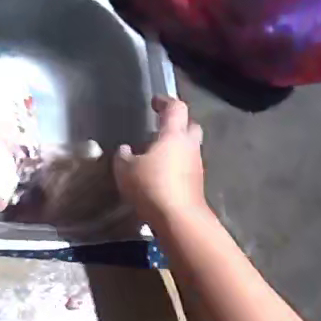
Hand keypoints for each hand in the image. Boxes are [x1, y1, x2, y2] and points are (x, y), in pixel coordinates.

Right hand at [115, 95, 207, 225]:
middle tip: (160, 128)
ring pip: (189, 148)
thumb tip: (125, 150)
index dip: (165, 102)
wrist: (179, 218)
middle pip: (190, 125)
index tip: (155, 102)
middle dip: (177, 124)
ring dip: (175, 148)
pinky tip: (160, 175)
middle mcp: (190, 146)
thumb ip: (123, 156)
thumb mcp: (125, 169)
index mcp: (174, 134)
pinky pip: (186, 167)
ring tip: (155, 155)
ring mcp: (196, 166)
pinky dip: (176, 166)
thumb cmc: (152, 186)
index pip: (176, 108)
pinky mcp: (196, 184)